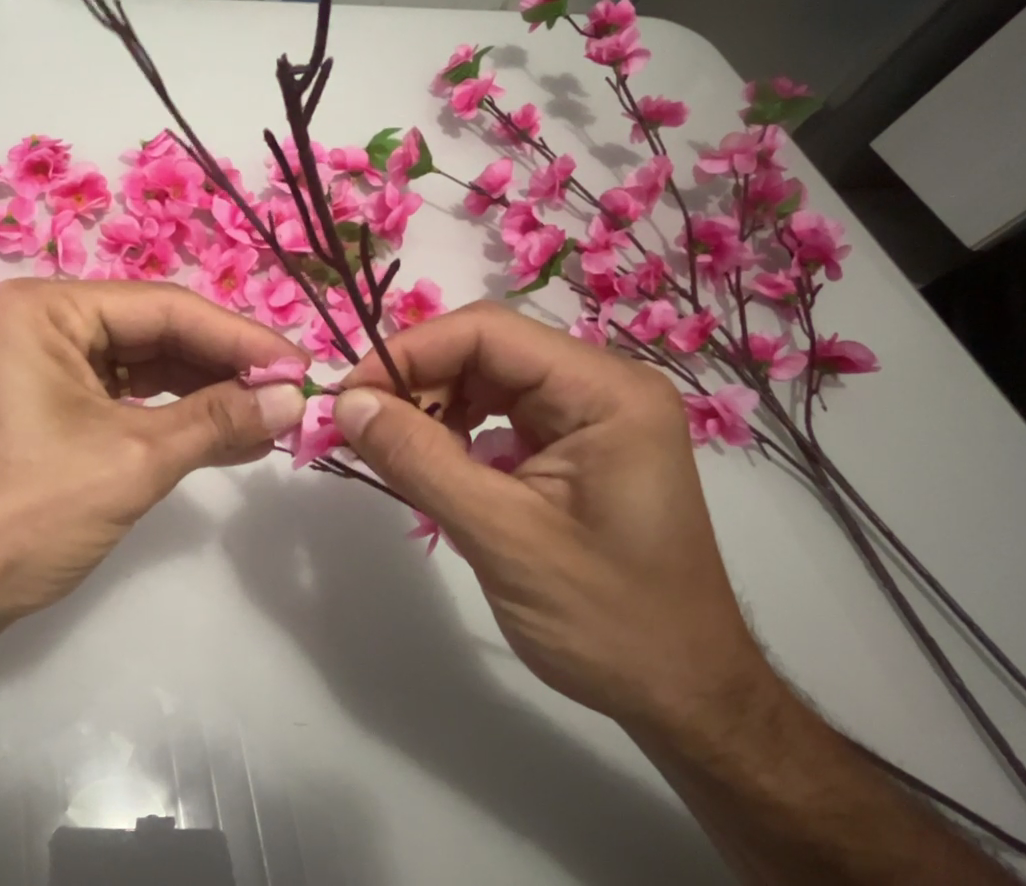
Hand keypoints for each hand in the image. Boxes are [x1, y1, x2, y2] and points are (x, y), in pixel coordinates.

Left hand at [0, 279, 307, 626]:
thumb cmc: (29, 512)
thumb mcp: (135, 460)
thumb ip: (219, 420)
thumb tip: (296, 398)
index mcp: (49, 310)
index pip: (167, 309)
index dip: (241, 339)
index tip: (302, 366)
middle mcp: (44, 324)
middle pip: (157, 333)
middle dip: (226, 369)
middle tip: (293, 396)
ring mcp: (44, 367)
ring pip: (146, 368)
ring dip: (207, 396)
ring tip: (272, 420)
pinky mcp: (50, 408)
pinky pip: (126, 400)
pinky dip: (175, 419)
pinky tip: (229, 436)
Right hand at [334, 302, 779, 734]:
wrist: (679, 691)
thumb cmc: (606, 617)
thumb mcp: (501, 535)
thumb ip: (419, 460)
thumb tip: (345, 404)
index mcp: (606, 392)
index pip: (488, 333)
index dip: (407, 353)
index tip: (348, 397)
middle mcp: (602, 389)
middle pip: (484, 352)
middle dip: (414, 383)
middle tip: (356, 428)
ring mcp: (589, 420)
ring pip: (484, 384)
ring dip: (428, 410)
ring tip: (386, 451)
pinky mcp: (572, 451)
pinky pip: (496, 420)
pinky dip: (451, 437)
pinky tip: (427, 469)